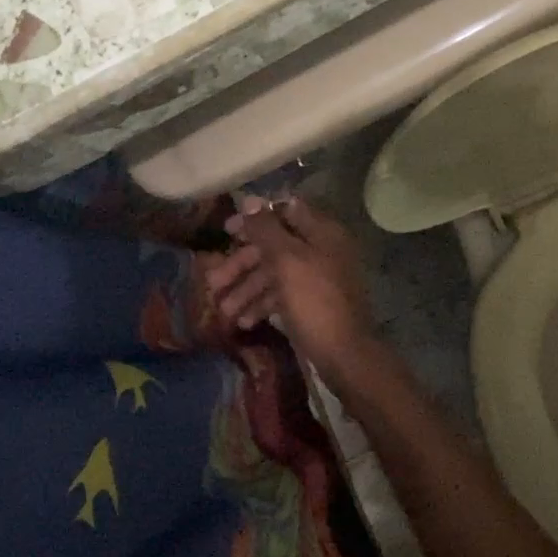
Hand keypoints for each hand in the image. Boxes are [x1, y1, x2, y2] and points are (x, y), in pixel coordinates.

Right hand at [205, 196, 379, 372]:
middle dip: (243, 264)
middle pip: (275, 246)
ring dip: (247, 288)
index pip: (283, 212)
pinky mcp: (312, 303)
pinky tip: (244, 322)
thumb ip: (266, 229)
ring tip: (224, 310)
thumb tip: (250, 200)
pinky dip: (263, 304)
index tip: (226, 231)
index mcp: (321, 232)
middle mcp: (321, 249)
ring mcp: (317, 277)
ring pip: (276, 273)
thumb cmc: (314, 302)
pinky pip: (283, 295)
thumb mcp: (287, 261)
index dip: (254, 219)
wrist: (344, 356)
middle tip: (212, 281)